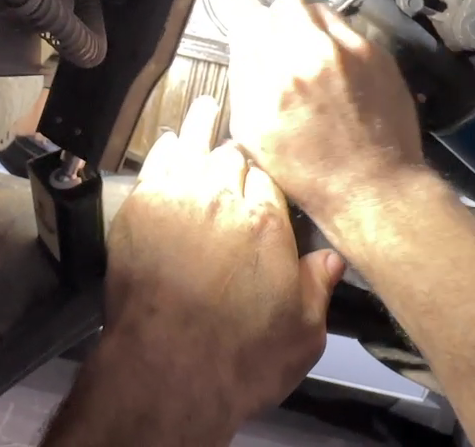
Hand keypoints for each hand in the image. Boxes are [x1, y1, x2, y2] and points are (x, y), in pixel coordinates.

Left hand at [100, 96, 344, 431]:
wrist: (165, 367)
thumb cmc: (236, 357)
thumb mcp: (301, 333)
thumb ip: (318, 285)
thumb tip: (333, 256)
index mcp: (266, 221)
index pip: (271, 175)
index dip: (268, 174)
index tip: (266, 174)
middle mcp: (222, 197)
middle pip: (233, 155)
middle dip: (237, 152)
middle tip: (236, 148)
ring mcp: (178, 196)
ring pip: (195, 144)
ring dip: (203, 126)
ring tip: (207, 107)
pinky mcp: (141, 205)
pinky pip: (157, 161)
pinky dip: (167, 147)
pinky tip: (172, 139)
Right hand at [224, 0, 425, 227]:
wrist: (374, 187)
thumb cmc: (306, 169)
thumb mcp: (252, 131)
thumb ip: (241, 76)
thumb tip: (240, 36)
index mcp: (274, 78)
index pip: (248, 18)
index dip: (242, 12)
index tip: (241, 12)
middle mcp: (311, 56)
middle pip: (283, 6)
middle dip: (276, 19)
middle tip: (277, 40)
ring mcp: (348, 51)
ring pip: (315, 9)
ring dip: (304, 23)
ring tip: (306, 50)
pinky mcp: (376, 54)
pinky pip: (344, 25)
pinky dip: (332, 35)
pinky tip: (333, 63)